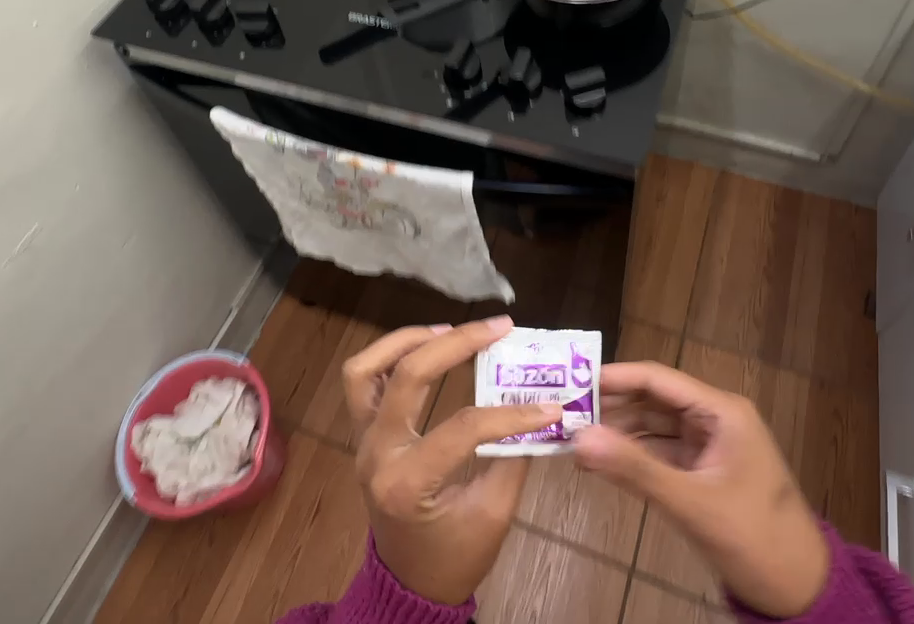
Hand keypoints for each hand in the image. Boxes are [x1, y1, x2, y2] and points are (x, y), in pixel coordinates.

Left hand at [342, 315, 561, 605]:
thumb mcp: (493, 514)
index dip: (511, 413)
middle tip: (498, 328)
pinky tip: (427, 345)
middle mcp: (376, 453)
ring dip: (408, 340)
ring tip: (452, 329)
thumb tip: (540, 406)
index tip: (551, 406)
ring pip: (365, 369)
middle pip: (406, 377)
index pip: (463, 428)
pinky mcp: (363, 433)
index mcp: (407, 482)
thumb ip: (513, 456)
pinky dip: (390, 355)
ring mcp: (362, 440)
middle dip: (456, 344)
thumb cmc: (454, 556)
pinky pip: (362, 381)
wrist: (410, 584)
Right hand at [572, 361, 830, 616]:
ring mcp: (709, 445)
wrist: (800, 590)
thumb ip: (634, 469)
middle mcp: (714, 418)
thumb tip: (578, 438)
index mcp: (722, 411)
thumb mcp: (691, 503)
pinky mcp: (703, 471)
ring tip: (574, 439)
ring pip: (654, 426)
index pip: (658, 379)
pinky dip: (633, 456)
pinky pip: (661, 452)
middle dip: (611, 406)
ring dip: (619, 432)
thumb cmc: (754, 537)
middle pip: (653, 400)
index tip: (572, 384)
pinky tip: (602, 461)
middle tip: (564, 414)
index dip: (614, 378)